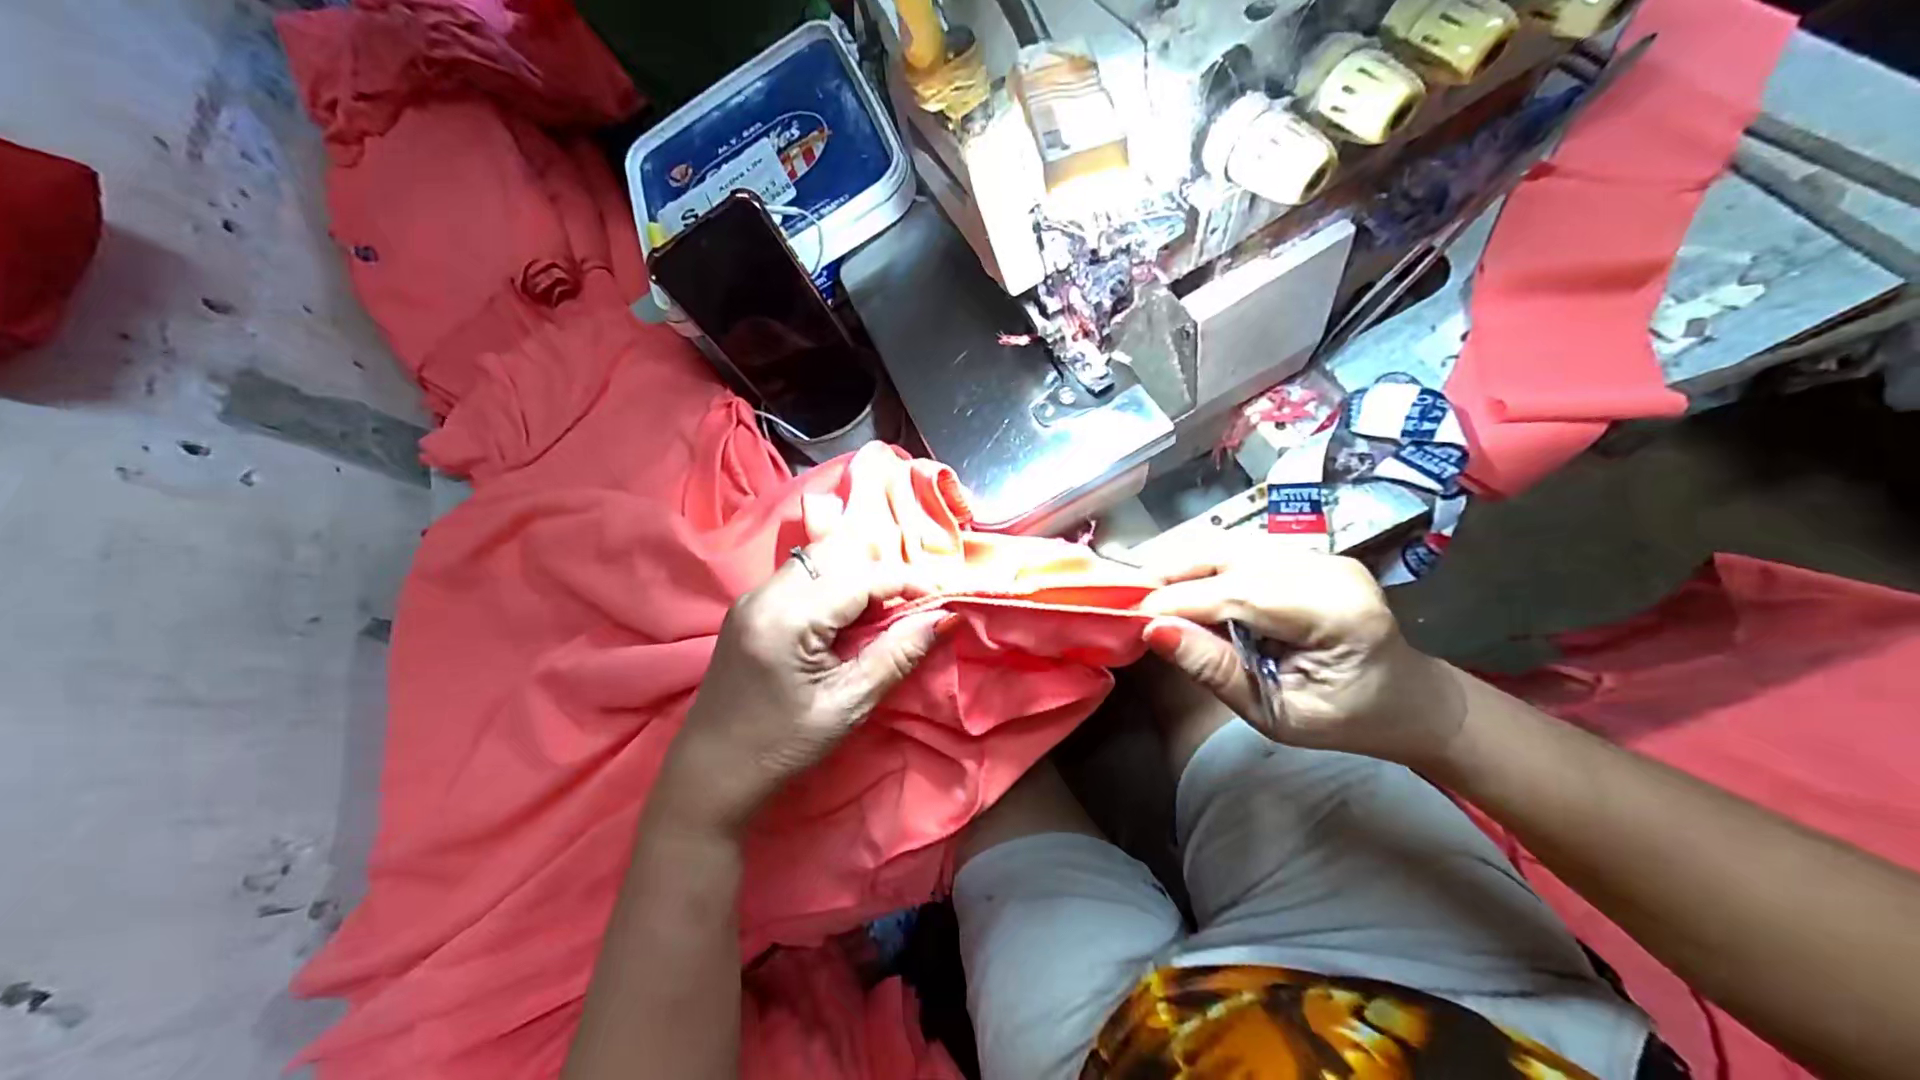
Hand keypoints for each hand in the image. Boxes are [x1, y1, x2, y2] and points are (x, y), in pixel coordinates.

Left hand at [657, 544, 953, 832]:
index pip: (862, 576)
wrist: (711, 773)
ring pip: (820, 559)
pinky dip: (834, 585)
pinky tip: (847, 619)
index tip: (942, 598)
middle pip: (838, 553)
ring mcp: (752, 597)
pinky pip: (802, 576)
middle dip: (882, 572)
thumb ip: (897, 655)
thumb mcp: (848, 705)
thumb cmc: (782, 747)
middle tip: (910, 608)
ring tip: (881, 615)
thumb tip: (944, 618)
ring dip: (858, 576)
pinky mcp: (749, 608)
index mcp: (787, 619)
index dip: (908, 581)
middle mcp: (764, 594)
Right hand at [1136, 536, 1463, 766]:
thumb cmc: (1346, 719)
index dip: (1178, 601)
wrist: (1406, 698)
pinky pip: (1239, 549)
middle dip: (1171, 576)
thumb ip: (1216, 670)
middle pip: (1228, 556)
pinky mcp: (1307, 550)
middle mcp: (1330, 567)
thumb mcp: (1278, 714)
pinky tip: (1181, 587)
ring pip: (1228, 545)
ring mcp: (1320, 553)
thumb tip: (1154, 631)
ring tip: (1147, 595)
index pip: (1239, 592)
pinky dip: (1201, 566)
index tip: (1131, 619)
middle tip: (1128, 602)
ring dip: (1181, 567)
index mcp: (1337, 612)